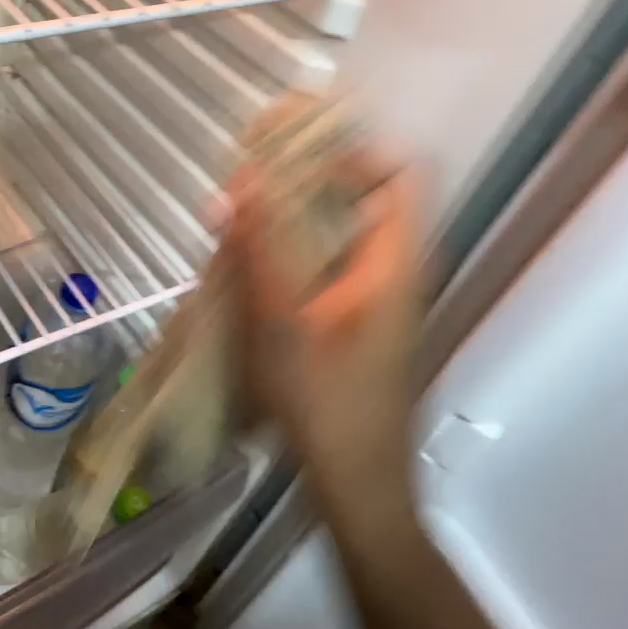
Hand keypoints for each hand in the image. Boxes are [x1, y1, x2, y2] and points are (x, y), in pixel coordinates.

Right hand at [227, 151, 422, 483]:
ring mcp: (374, 292)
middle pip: (359, 193)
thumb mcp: (286, 323)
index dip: (347, 145)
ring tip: (232, 222)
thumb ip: (263, 249)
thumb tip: (240, 181)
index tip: (284, 146)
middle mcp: (393, 266)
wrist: (358, 483)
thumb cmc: (328, 405)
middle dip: (299, 179)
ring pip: (335, 227)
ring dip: (286, 216)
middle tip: (240, 185)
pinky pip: (323, 260)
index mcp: (395, 259)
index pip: (395, 169)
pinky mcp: (353, 315)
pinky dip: (286, 250)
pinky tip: (243, 267)